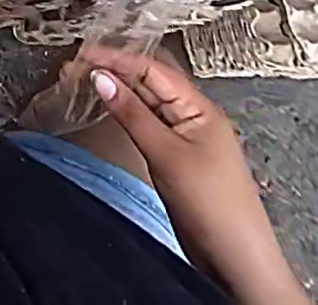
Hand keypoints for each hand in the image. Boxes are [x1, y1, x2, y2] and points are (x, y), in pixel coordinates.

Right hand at [84, 47, 309, 303]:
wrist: (238, 263)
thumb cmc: (215, 208)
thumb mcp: (167, 155)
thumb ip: (132, 114)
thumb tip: (103, 79)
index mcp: (198, 106)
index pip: (151, 68)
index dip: (116, 58)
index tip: (86, 54)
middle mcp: (191, 114)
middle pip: (148, 80)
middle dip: (113, 68)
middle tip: (79, 66)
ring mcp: (183, 135)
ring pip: (145, 100)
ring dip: (117, 88)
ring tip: (86, 80)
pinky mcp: (175, 156)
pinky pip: (146, 122)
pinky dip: (125, 111)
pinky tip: (109, 107)